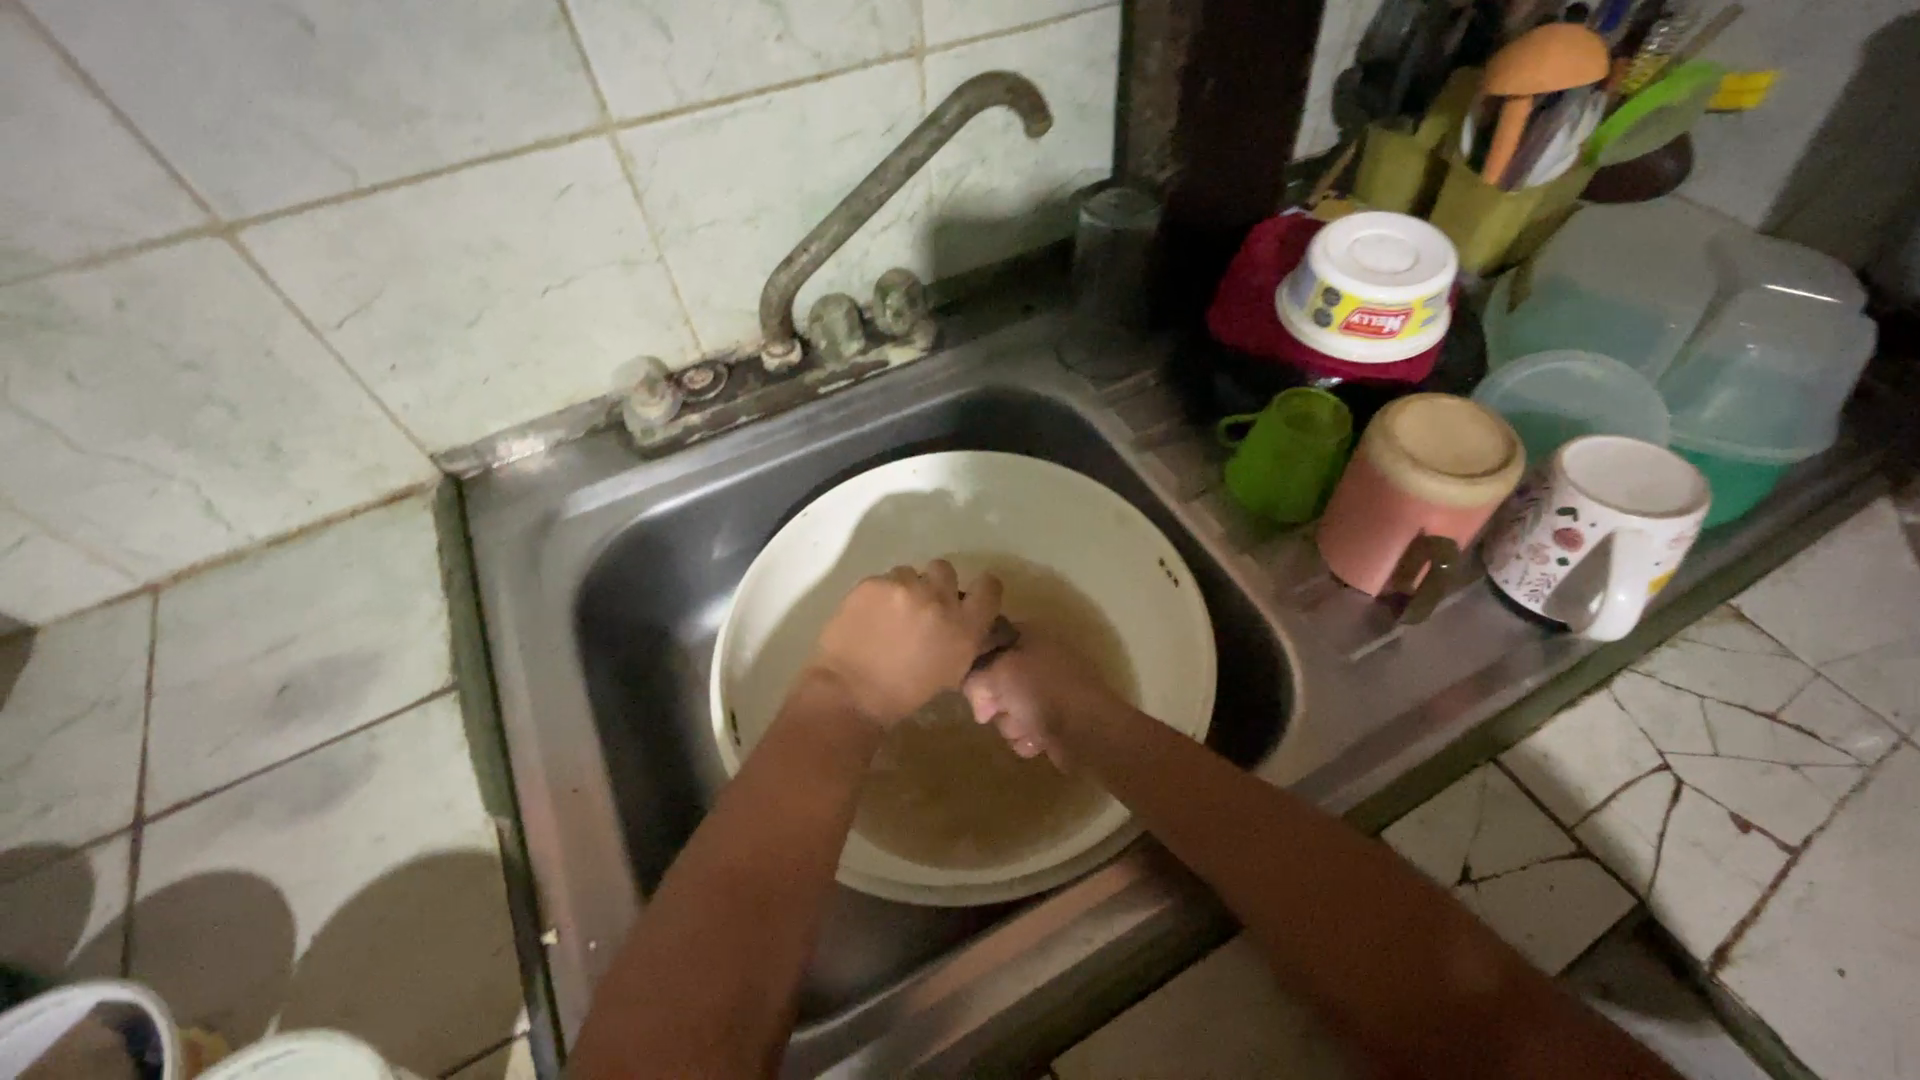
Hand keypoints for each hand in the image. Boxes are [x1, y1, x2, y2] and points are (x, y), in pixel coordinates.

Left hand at [805, 560, 1002, 727]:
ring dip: (903, 589)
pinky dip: (876, 595)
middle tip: (919, 605)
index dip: (981, 589)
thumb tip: (966, 623)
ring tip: (887, 614)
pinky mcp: (873, 583)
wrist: (850, 693)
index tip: (968, 597)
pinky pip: (881, 580)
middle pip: (945, 570)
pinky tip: (866, 618)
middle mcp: (939, 599)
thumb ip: (963, 639)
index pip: (990, 587)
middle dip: (934, 584)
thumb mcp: (950, 670)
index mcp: (965, 626)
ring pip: (909, 572)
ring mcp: (904, 587)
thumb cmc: (903, 694)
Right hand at [962, 628, 1125, 768]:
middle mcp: (1041, 660)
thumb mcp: (998, 672)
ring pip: (1010, 710)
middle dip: (995, 701)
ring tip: (1026, 727)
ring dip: (1011, 724)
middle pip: (997, 681)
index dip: (977, 664)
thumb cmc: (1042, 690)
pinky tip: (1037, 741)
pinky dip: (1027, 738)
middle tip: (995, 710)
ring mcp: (1050, 692)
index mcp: (1031, 636)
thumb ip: (975, 678)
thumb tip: (980, 703)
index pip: (990, 642)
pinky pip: (1026, 730)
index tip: (973, 683)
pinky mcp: (1056, 722)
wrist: (1087, 730)